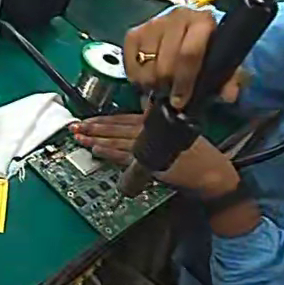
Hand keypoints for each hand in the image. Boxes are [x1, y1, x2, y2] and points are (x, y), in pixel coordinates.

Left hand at [71, 116, 239, 198]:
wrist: (209, 171)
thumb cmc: (196, 154)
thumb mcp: (174, 132)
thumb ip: (155, 124)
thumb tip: (140, 113)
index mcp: (154, 121)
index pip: (122, 118)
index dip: (102, 119)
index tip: (86, 120)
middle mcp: (149, 129)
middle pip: (114, 127)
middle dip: (92, 127)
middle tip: (74, 127)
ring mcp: (149, 145)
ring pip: (115, 140)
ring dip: (95, 139)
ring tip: (80, 138)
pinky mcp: (150, 160)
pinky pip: (124, 155)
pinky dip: (109, 152)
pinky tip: (96, 150)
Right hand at [125, 7, 247, 108]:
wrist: (187, 31)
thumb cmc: (205, 50)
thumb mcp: (222, 62)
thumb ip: (228, 79)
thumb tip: (229, 95)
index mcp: (202, 22)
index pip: (189, 54)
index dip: (184, 82)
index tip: (179, 102)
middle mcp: (176, 18)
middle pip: (165, 63)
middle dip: (166, 86)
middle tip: (169, 94)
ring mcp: (153, 24)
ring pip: (145, 65)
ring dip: (151, 83)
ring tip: (159, 86)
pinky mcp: (134, 33)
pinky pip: (130, 64)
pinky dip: (136, 78)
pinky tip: (146, 79)